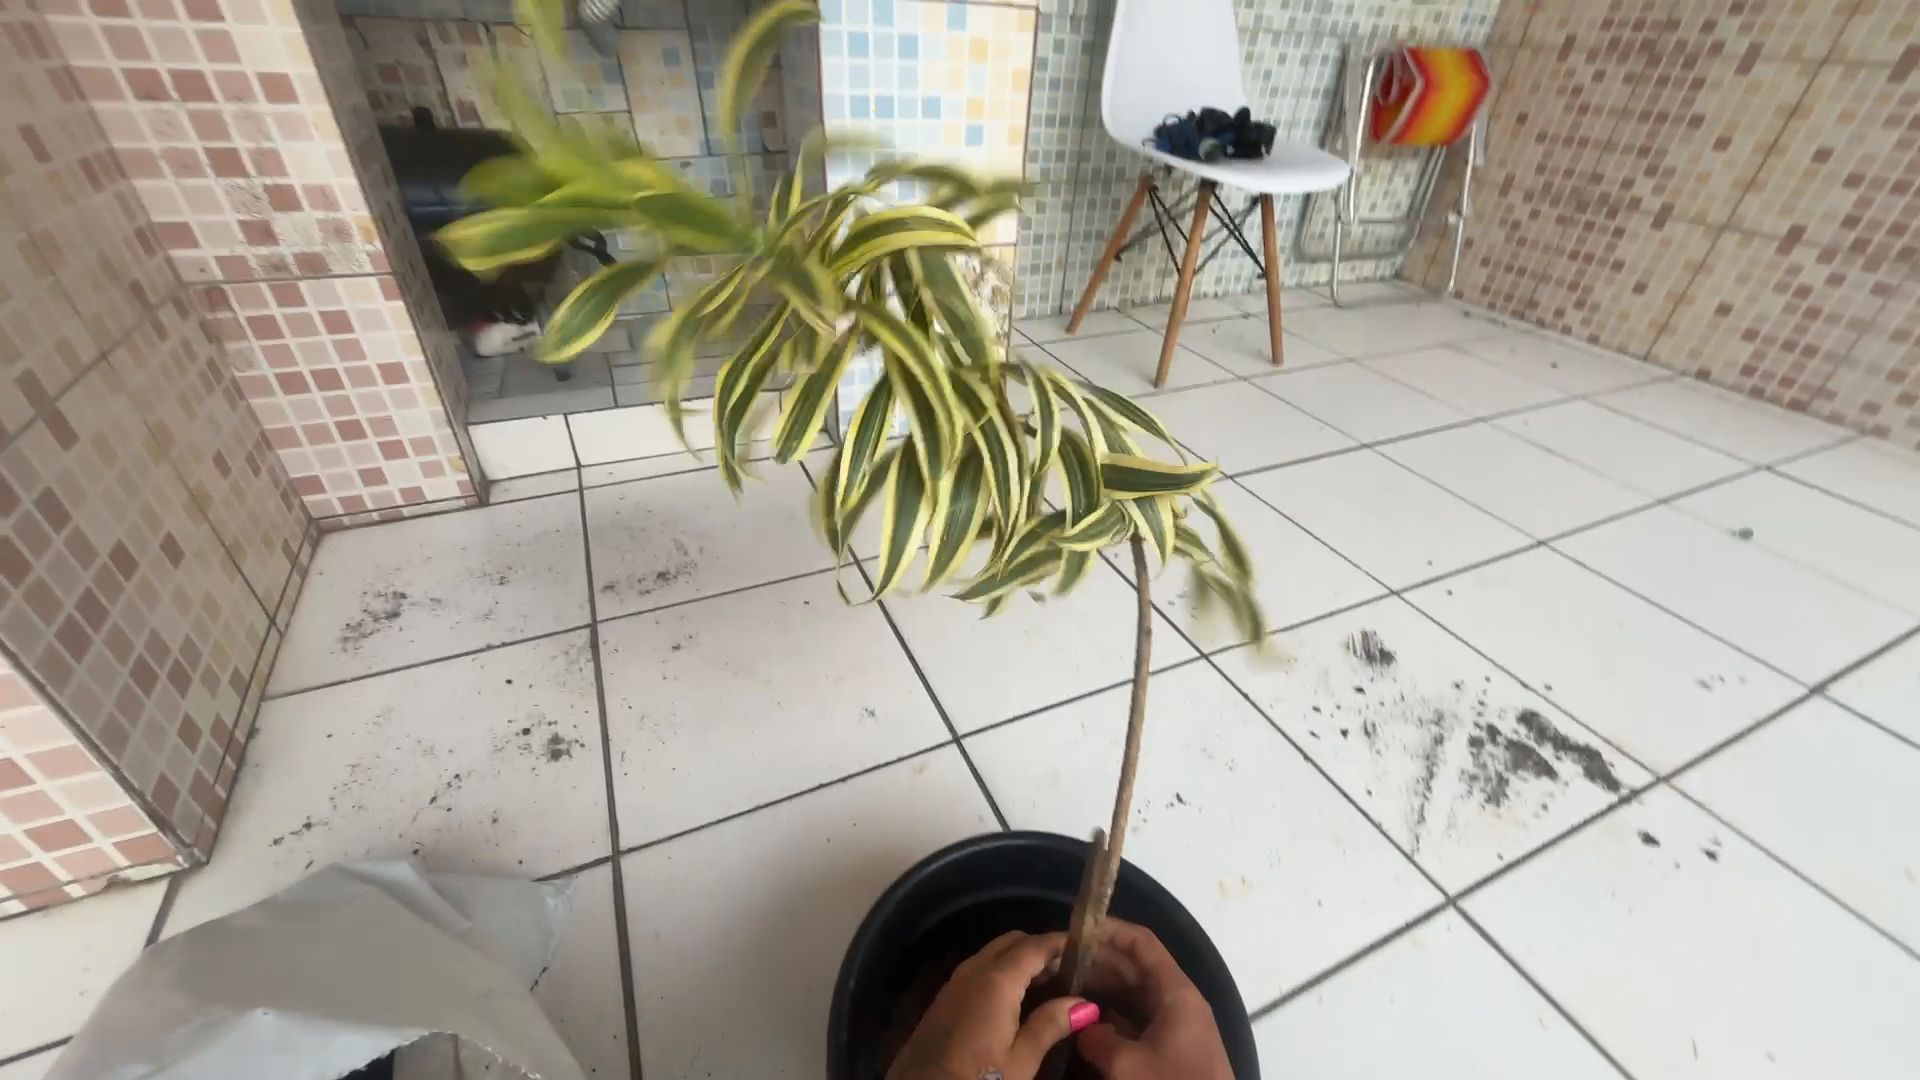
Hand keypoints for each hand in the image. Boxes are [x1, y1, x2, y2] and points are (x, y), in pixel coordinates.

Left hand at [888, 931, 1102, 1079]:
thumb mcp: (1020, 1062)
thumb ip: (1050, 1025)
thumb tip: (1085, 1004)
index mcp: (996, 979)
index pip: (1035, 945)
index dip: (1061, 942)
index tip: (1086, 946)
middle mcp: (974, 968)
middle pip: (1013, 941)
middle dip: (1041, 947)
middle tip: (1070, 968)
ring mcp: (956, 980)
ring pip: (994, 952)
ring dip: (1020, 958)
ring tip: (1049, 981)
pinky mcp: (946, 996)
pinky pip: (980, 967)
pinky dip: (1002, 969)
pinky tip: (1017, 996)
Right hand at [1076, 919, 1232, 1079]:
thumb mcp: (1126, 1066)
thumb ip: (1096, 1036)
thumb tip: (1081, 1024)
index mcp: (1176, 992)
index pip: (1141, 942)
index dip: (1108, 929)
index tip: (1074, 929)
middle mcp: (1177, 1002)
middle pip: (1135, 966)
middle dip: (1097, 960)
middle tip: (1058, 961)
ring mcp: (1175, 1028)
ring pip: (1133, 994)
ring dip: (1101, 989)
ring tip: (1063, 986)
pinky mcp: (1171, 1053)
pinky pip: (1136, 1021)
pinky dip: (1111, 1016)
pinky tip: (1083, 1021)